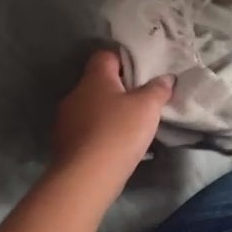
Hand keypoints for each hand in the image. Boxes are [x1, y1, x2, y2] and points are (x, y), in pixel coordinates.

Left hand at [49, 50, 172, 187]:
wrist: (87, 176)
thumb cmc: (119, 131)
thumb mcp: (148, 106)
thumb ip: (158, 89)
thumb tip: (166, 79)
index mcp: (94, 80)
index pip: (105, 55)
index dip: (123, 57)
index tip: (142, 67)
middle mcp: (75, 95)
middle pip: (98, 82)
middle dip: (119, 87)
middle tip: (143, 95)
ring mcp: (66, 120)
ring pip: (92, 106)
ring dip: (109, 111)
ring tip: (132, 122)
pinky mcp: (65, 143)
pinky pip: (87, 128)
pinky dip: (102, 131)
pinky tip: (118, 142)